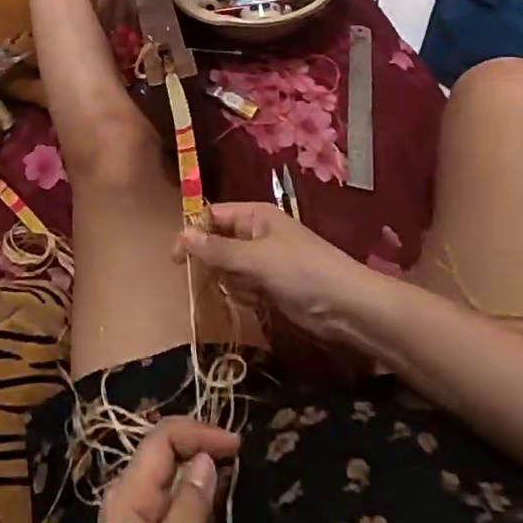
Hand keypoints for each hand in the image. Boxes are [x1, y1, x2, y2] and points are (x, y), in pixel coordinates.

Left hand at [98, 418, 238, 522]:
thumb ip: (188, 505)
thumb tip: (206, 458)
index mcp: (127, 489)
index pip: (163, 435)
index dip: (202, 431)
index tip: (237, 443)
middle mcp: (124, 494)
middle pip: (164, 451)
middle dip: (200, 445)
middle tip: (236, 454)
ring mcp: (128, 514)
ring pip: (166, 476)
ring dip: (197, 469)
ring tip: (228, 472)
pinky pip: (165, 500)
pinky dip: (189, 494)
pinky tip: (207, 501)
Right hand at [174, 202, 379, 340]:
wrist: (346, 307)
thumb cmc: (302, 272)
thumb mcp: (256, 259)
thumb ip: (217, 249)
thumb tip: (182, 234)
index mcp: (255, 215)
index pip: (212, 216)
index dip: (192, 233)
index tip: (175, 260)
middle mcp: (257, 233)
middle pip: (217, 243)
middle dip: (216, 264)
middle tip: (225, 279)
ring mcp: (264, 260)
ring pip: (228, 269)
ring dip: (233, 283)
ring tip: (253, 291)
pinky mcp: (271, 285)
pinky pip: (243, 286)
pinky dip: (246, 296)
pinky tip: (261, 303)